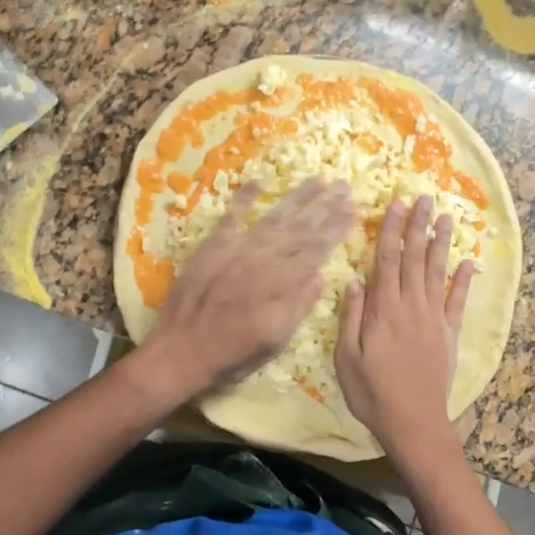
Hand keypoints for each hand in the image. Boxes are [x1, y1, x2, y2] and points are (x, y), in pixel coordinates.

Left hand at [144, 179, 354, 394]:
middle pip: (299, 228)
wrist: (180, 351)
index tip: (353, 208)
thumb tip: (321, 275)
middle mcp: (261, 260)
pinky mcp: (210, 247)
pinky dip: (243, 198)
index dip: (336, 228)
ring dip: (296, 197)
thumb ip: (298, 306)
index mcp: (280, 285)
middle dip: (324, 206)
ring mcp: (234, 250)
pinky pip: (230, 217)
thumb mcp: (275, 340)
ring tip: (316, 180)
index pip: (316, 249)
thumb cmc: (232, 354)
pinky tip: (258, 181)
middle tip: (343, 186)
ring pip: (272, 218)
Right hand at [336, 195, 473, 452]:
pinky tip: (468, 262)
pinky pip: (457, 301)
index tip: (397, 203)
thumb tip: (354, 279)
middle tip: (424, 197)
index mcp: (383, 310)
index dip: (392, 229)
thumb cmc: (371, 392)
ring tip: (446, 217)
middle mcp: (410, 306)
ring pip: (436, 271)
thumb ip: (351, 317)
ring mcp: (433, 318)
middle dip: (418, 226)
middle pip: (414, 258)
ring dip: (441, 243)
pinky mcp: (449, 334)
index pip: (388, 260)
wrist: (413, 421)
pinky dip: (463, 280)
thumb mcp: (346, 357)